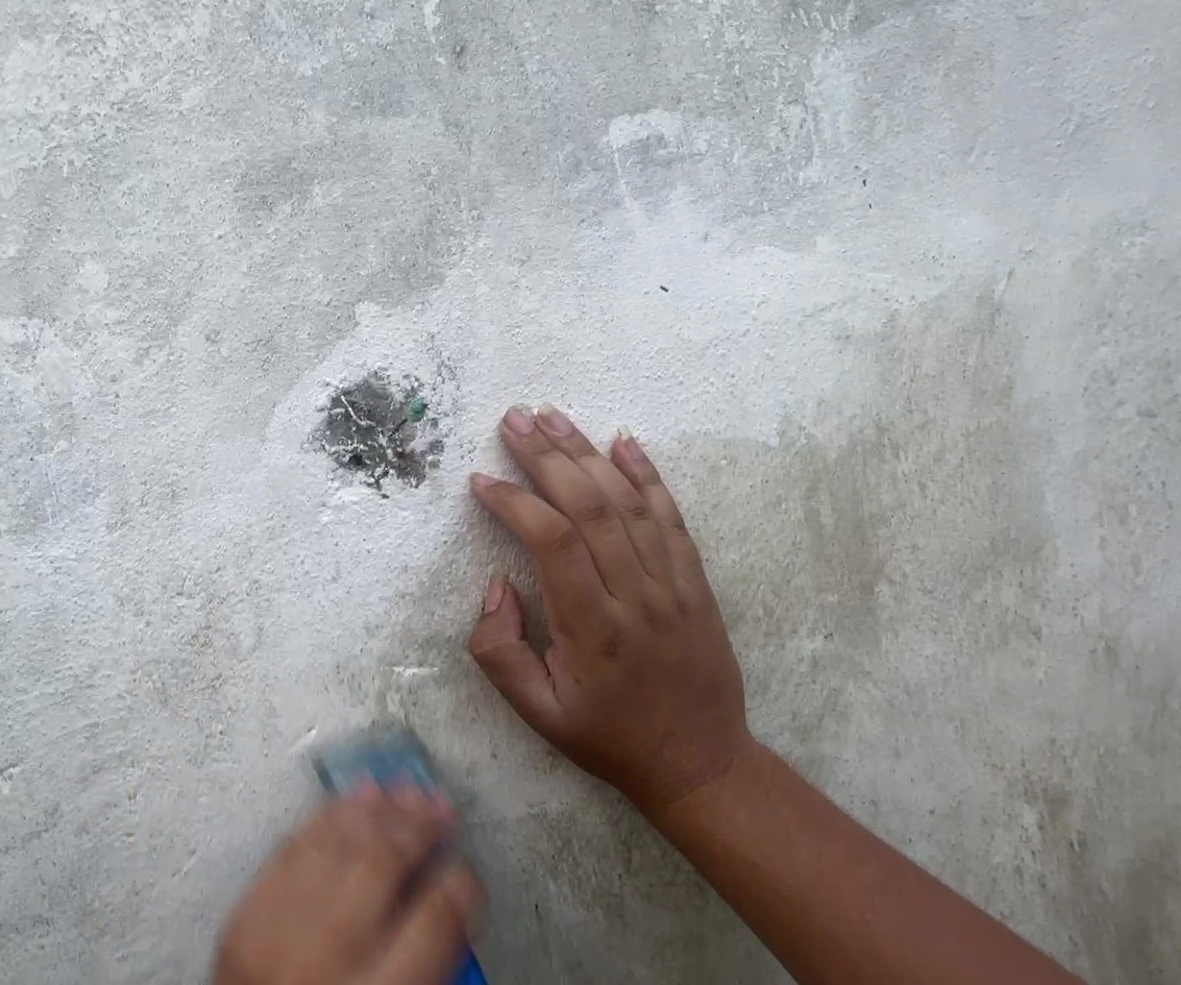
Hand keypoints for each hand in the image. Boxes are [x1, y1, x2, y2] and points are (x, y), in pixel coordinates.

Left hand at [214, 788, 481, 984]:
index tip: (467, 871)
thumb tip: (448, 902)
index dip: (461, 884)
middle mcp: (326, 958)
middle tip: (439, 810)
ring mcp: (278, 933)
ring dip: (375, 811)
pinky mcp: (244, 920)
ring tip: (402, 791)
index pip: (436, 919)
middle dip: (418, 828)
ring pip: (336, 845)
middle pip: (383, 865)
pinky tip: (348, 802)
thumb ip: (424, 964)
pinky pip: (291, 849)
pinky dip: (325, 820)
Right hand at [466, 405, 751, 815]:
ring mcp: (673, 585)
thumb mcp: (537, 714)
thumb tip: (498, 586)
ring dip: (588, 453)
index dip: (514, 503)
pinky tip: (623, 441)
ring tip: (552, 416)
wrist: (700, 763)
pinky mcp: (694, 582)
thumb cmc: (607, 737)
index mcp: (593, 629)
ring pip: (629, 503)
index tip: (481, 482)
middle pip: (591, 507)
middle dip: (547, 456)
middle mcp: (636, 597)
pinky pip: (671, 519)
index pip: (553, 543)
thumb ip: (499, 651)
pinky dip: (648, 475)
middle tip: (513, 419)